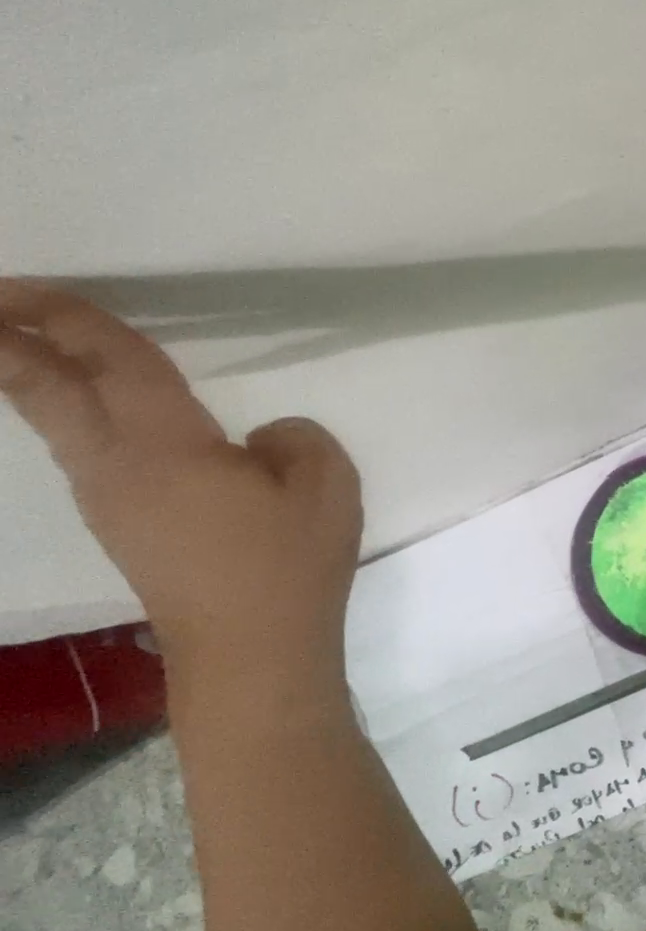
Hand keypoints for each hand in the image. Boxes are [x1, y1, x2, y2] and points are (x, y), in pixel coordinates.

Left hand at [0, 281, 362, 682]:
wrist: (252, 644)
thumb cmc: (291, 561)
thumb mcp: (328, 485)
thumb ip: (295, 439)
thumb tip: (257, 439)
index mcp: (170, 449)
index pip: (114, 368)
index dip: (76, 322)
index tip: (34, 285)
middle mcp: (117, 467)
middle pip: (45, 392)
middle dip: (9, 341)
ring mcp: (108, 499)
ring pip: (53, 421)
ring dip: (31, 375)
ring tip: (23, 342)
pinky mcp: (120, 522)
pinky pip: (80, 448)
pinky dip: (66, 410)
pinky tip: (88, 407)